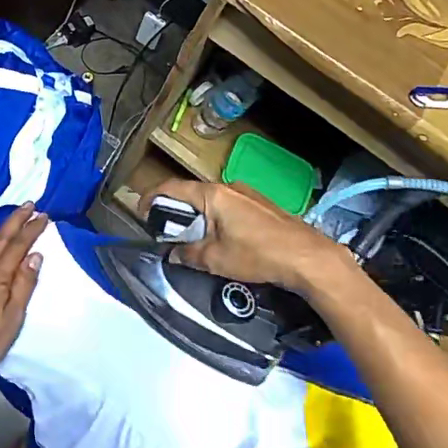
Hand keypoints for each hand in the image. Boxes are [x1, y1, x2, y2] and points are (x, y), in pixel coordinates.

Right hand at [138, 179, 353, 294]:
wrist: (307, 257)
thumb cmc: (259, 254)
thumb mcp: (216, 260)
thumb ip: (188, 254)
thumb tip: (173, 253)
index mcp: (214, 195)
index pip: (172, 188)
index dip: (152, 199)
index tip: (140, 215)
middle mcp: (230, 187)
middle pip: (192, 195)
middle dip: (176, 215)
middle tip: (166, 237)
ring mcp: (249, 195)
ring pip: (212, 203)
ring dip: (198, 220)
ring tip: (193, 245)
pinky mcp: (262, 206)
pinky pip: (230, 209)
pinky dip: (217, 222)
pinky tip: (221, 243)